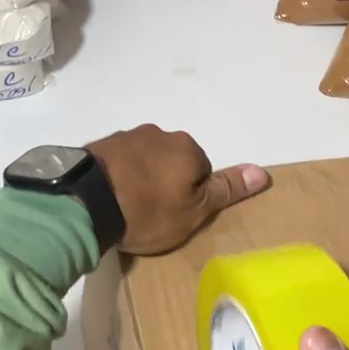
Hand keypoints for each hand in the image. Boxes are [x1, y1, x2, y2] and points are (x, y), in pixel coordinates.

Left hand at [84, 125, 268, 255]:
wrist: (86, 202)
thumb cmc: (147, 211)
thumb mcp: (194, 211)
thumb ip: (226, 190)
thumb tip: (262, 172)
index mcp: (187, 147)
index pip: (201, 172)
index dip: (190, 197)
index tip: (173, 216)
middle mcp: (159, 133)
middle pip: (172, 161)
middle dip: (165, 183)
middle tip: (150, 214)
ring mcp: (126, 136)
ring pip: (144, 159)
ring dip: (140, 178)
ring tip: (126, 208)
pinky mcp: (100, 145)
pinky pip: (118, 162)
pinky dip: (118, 176)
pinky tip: (108, 197)